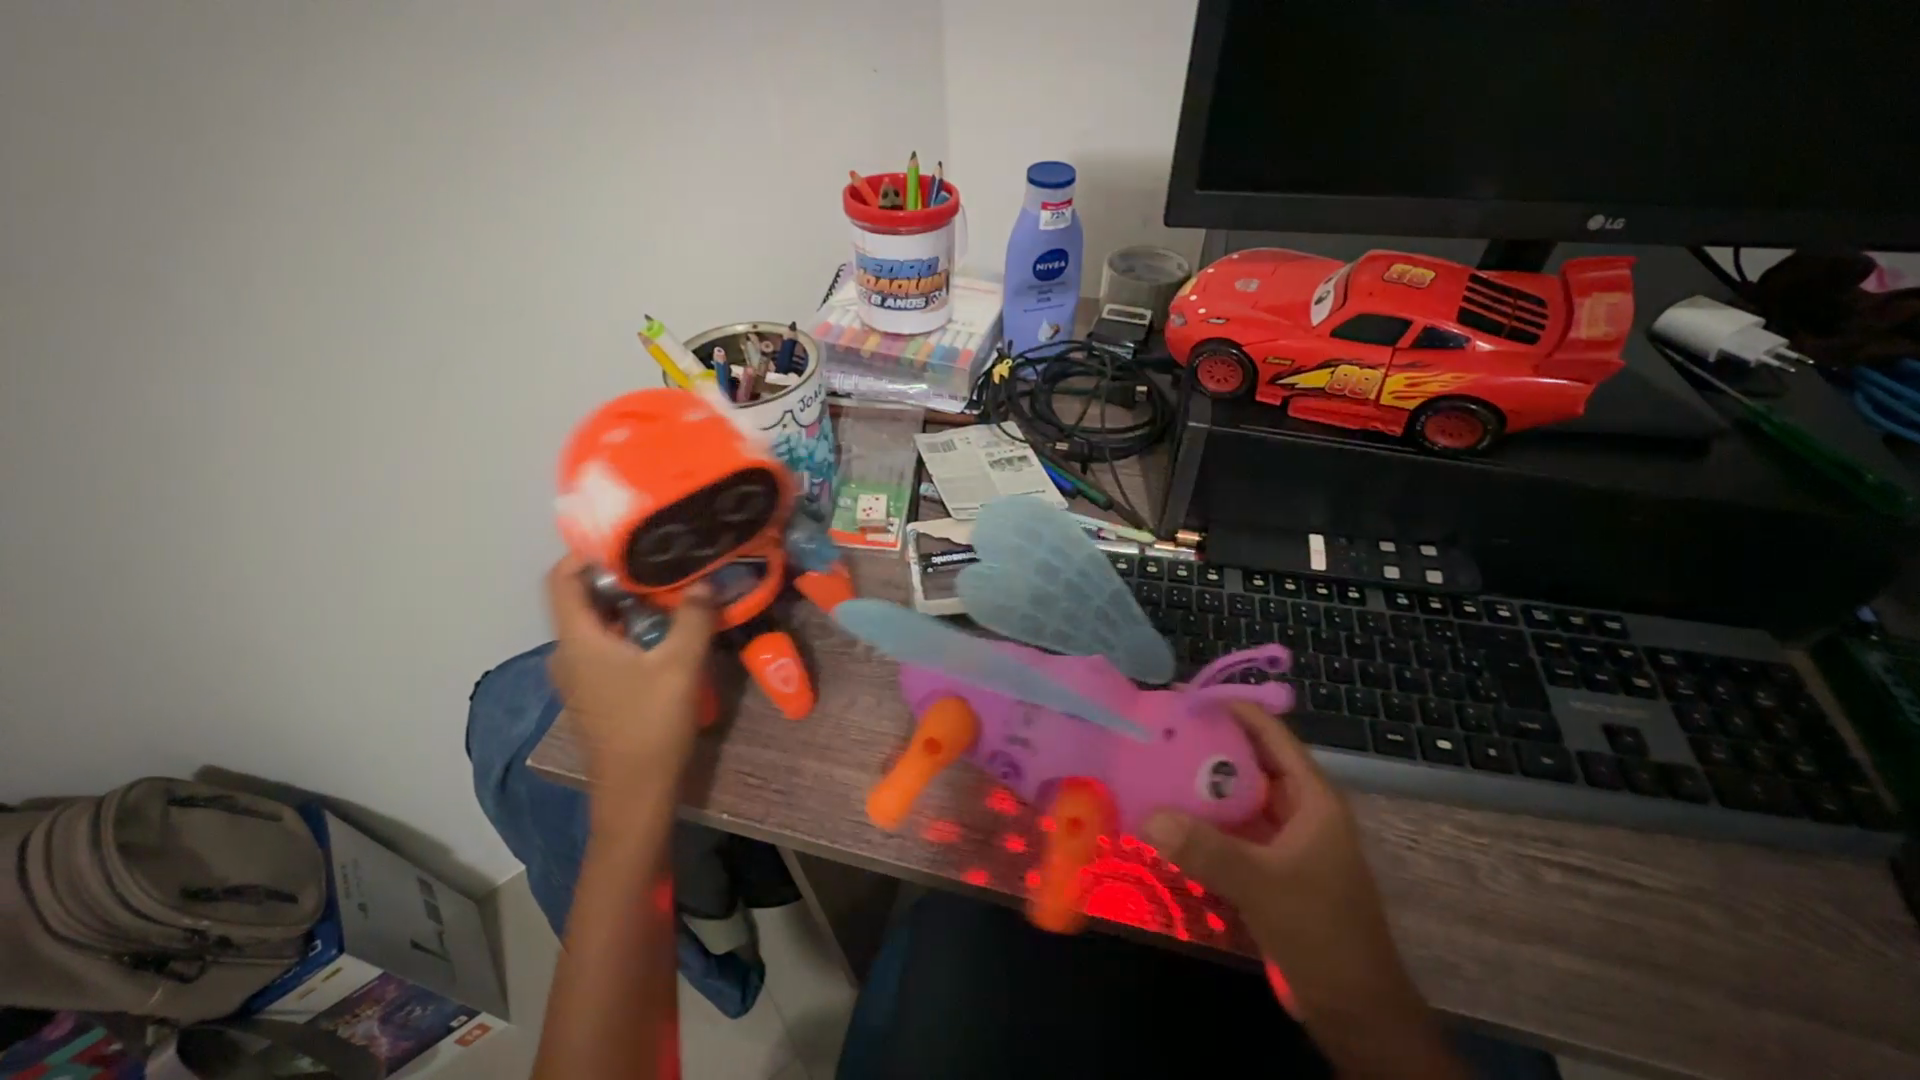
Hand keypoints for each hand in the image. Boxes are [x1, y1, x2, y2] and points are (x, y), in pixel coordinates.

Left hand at [544, 555, 715, 819]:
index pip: (561, 579)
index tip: (628, 538)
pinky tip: (666, 633)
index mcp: (577, 640)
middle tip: (662, 562)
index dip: (586, 553)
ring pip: (596, 625)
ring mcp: (577, 676)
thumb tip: (705, 583)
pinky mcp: (594, 693)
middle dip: (619, 577)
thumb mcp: (681, 665)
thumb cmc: (650, 725)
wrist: (634, 793)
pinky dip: (629, 631)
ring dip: (629, 606)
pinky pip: (604, 646)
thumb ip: (694, 618)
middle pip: (582, 599)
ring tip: (671, 592)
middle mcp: (567, 653)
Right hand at [1143, 703, 1420, 1018]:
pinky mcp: (1274, 873)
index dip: (1234, 712)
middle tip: (1158, 735)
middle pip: (1252, 765)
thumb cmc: (1321, 932)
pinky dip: (1206, 827)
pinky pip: (1235, 835)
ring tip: (1154, 771)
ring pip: (1241, 802)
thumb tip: (1149, 816)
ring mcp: (1288, 844)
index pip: (1272, 737)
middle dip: (1208, 749)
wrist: (1354, 1008)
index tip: (1186, 698)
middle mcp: (1302, 813)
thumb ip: (1206, 849)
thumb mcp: (1262, 885)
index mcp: (1314, 800)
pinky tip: (1170, 825)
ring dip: (1204, 789)